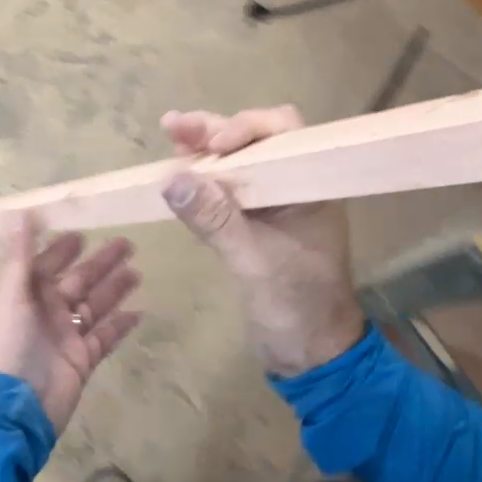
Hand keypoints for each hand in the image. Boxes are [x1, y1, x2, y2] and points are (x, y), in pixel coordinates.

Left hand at [0, 212, 142, 431]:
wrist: (15, 410)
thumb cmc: (10, 345)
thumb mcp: (11, 294)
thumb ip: (20, 253)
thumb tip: (20, 211)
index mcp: (27, 294)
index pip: (49, 263)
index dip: (64, 248)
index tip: (83, 232)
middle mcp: (47, 311)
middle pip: (79, 280)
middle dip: (101, 262)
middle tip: (128, 242)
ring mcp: (66, 336)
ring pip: (95, 304)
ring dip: (115, 288)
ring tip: (138, 271)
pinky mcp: (82, 360)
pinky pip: (106, 336)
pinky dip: (122, 324)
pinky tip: (140, 311)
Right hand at [160, 106, 365, 376]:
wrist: (312, 355)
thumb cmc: (295, 304)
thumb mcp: (251, 260)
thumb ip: (214, 218)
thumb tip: (171, 180)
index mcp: (310, 182)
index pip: (281, 130)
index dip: (245, 128)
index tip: (214, 147)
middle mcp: (294, 180)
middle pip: (254, 137)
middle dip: (214, 129)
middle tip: (174, 126)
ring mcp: (274, 198)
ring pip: (239, 156)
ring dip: (204, 144)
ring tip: (170, 132)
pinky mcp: (255, 217)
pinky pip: (229, 183)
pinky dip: (204, 173)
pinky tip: (178, 166)